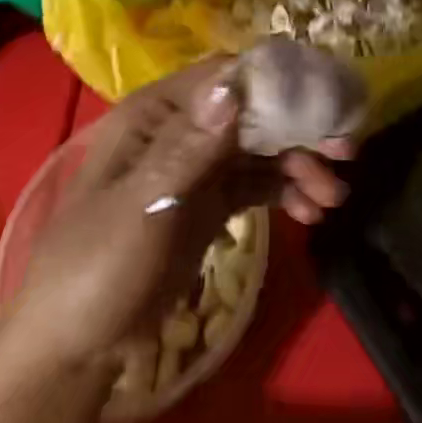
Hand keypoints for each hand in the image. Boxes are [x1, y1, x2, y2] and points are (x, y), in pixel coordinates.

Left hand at [3, 56, 354, 369]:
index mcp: (155, 114)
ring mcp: (196, 167)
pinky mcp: (209, 202)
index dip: (277, 84)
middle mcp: (180, 129)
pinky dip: (285, 192)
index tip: (325, 103)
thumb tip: (234, 86)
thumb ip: (188, 146)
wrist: (76, 344)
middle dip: (299, 130)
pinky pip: (256, 185)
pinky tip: (310, 214)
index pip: (225, 77)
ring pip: (260, 149)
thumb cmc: (95, 267)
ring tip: (332, 198)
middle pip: (252, 113)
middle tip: (345, 154)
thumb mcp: (142, 206)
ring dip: (299, 166)